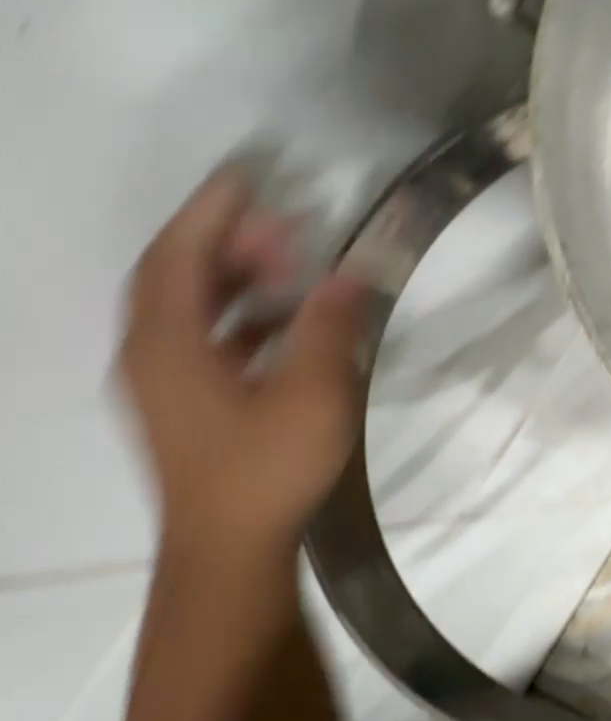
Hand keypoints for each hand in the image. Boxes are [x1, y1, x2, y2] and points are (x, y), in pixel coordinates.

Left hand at [118, 169, 369, 554]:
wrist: (228, 545)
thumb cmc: (267, 467)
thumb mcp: (312, 394)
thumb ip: (329, 327)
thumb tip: (351, 271)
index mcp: (168, 345)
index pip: (179, 257)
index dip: (210, 211)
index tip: (248, 174)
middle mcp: (151, 354)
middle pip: (179, 276)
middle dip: (232, 240)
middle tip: (292, 225)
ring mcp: (163, 380)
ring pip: (192, 306)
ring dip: (239, 276)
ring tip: (296, 264)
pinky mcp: (185, 401)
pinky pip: (206, 335)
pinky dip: (243, 313)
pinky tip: (289, 319)